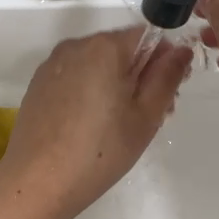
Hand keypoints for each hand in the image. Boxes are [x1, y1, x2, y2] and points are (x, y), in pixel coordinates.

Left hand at [0, 27, 191, 218]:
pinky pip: (74, 79)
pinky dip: (90, 94)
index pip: (147, 36)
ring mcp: (51, 67)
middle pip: (120, 50)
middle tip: (152, 117)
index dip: (165, 60)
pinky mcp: (38, 87)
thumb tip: (181, 50)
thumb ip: (167, 76)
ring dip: (115, 87)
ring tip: (122, 128)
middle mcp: (74, 47)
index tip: (170, 93)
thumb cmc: (99, 151)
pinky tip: (92, 128)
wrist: (37, 182)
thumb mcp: (145, 116)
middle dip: (141, 76)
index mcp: (103, 47)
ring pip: (96, 66)